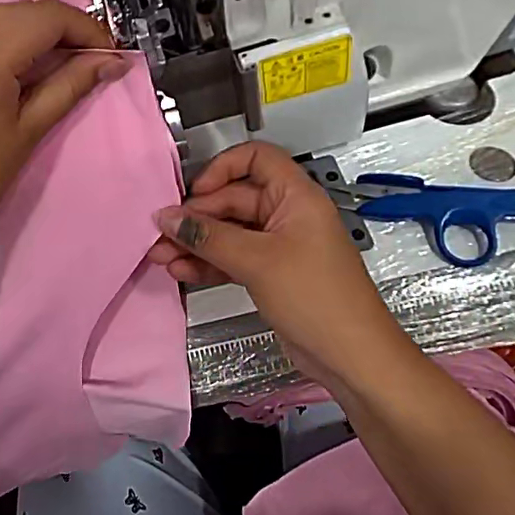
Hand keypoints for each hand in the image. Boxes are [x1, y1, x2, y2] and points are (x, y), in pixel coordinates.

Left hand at [0, 0, 128, 316]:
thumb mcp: (30, 129)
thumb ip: (72, 84)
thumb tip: (113, 60)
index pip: (49, 17)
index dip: (87, 28)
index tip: (111, 51)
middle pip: (25, 11)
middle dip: (63, 30)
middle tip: (91, 60)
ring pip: (0, 16)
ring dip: (34, 32)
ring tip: (58, 66)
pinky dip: (5, 38)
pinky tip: (18, 67)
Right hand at [146, 141, 409, 388]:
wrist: (351, 356)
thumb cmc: (320, 300)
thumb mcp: (257, 261)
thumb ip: (208, 237)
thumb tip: (170, 218)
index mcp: (296, 196)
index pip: (255, 158)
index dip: (222, 168)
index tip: (196, 192)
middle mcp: (288, 215)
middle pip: (233, 199)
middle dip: (197, 216)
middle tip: (165, 232)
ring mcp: (279, 245)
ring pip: (229, 232)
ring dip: (196, 243)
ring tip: (164, 255)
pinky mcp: (271, 273)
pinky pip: (233, 257)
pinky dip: (209, 263)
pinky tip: (184, 271)